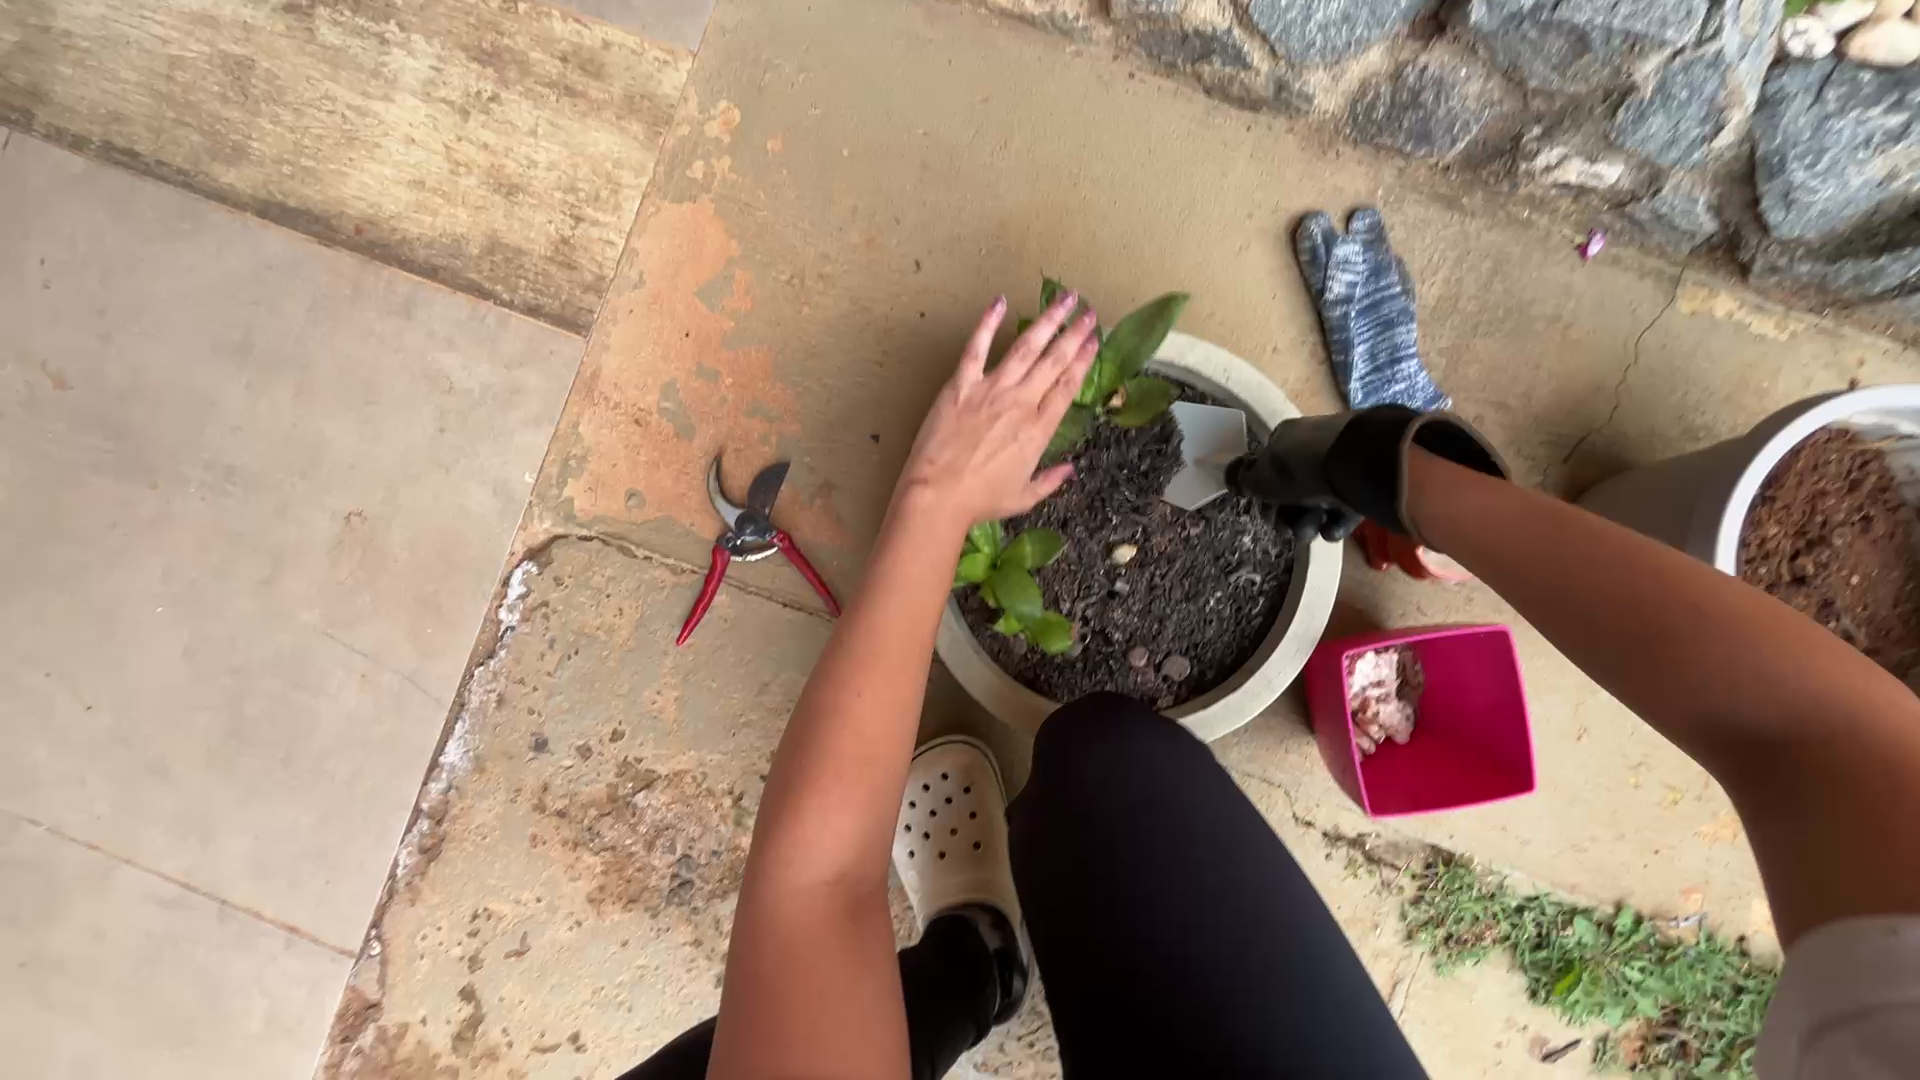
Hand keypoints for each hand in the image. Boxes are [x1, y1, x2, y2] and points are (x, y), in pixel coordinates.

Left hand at [896, 291, 1099, 531]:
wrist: (939, 494)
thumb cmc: (980, 500)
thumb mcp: (1023, 497)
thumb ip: (1049, 481)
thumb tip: (1069, 470)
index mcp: (1038, 430)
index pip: (1067, 387)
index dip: (1083, 362)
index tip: (1094, 342)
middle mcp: (1020, 403)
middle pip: (1053, 361)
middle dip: (1074, 334)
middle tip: (1089, 312)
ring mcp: (990, 390)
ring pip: (1025, 347)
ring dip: (1047, 321)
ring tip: (1065, 299)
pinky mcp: (961, 385)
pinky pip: (976, 348)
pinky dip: (988, 323)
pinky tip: (999, 302)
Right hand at [1227, 406, 1507, 544]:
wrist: (1361, 461)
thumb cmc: (1302, 468)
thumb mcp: (1262, 477)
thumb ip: (1243, 480)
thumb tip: (1230, 477)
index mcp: (1285, 440)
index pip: (1268, 470)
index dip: (1266, 497)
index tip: (1269, 514)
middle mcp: (1312, 447)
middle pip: (1292, 490)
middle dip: (1288, 515)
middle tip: (1291, 530)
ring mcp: (1341, 461)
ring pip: (1318, 500)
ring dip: (1310, 521)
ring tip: (1314, 530)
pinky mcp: (1367, 477)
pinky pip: (1346, 504)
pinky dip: (1337, 520)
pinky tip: (1333, 528)